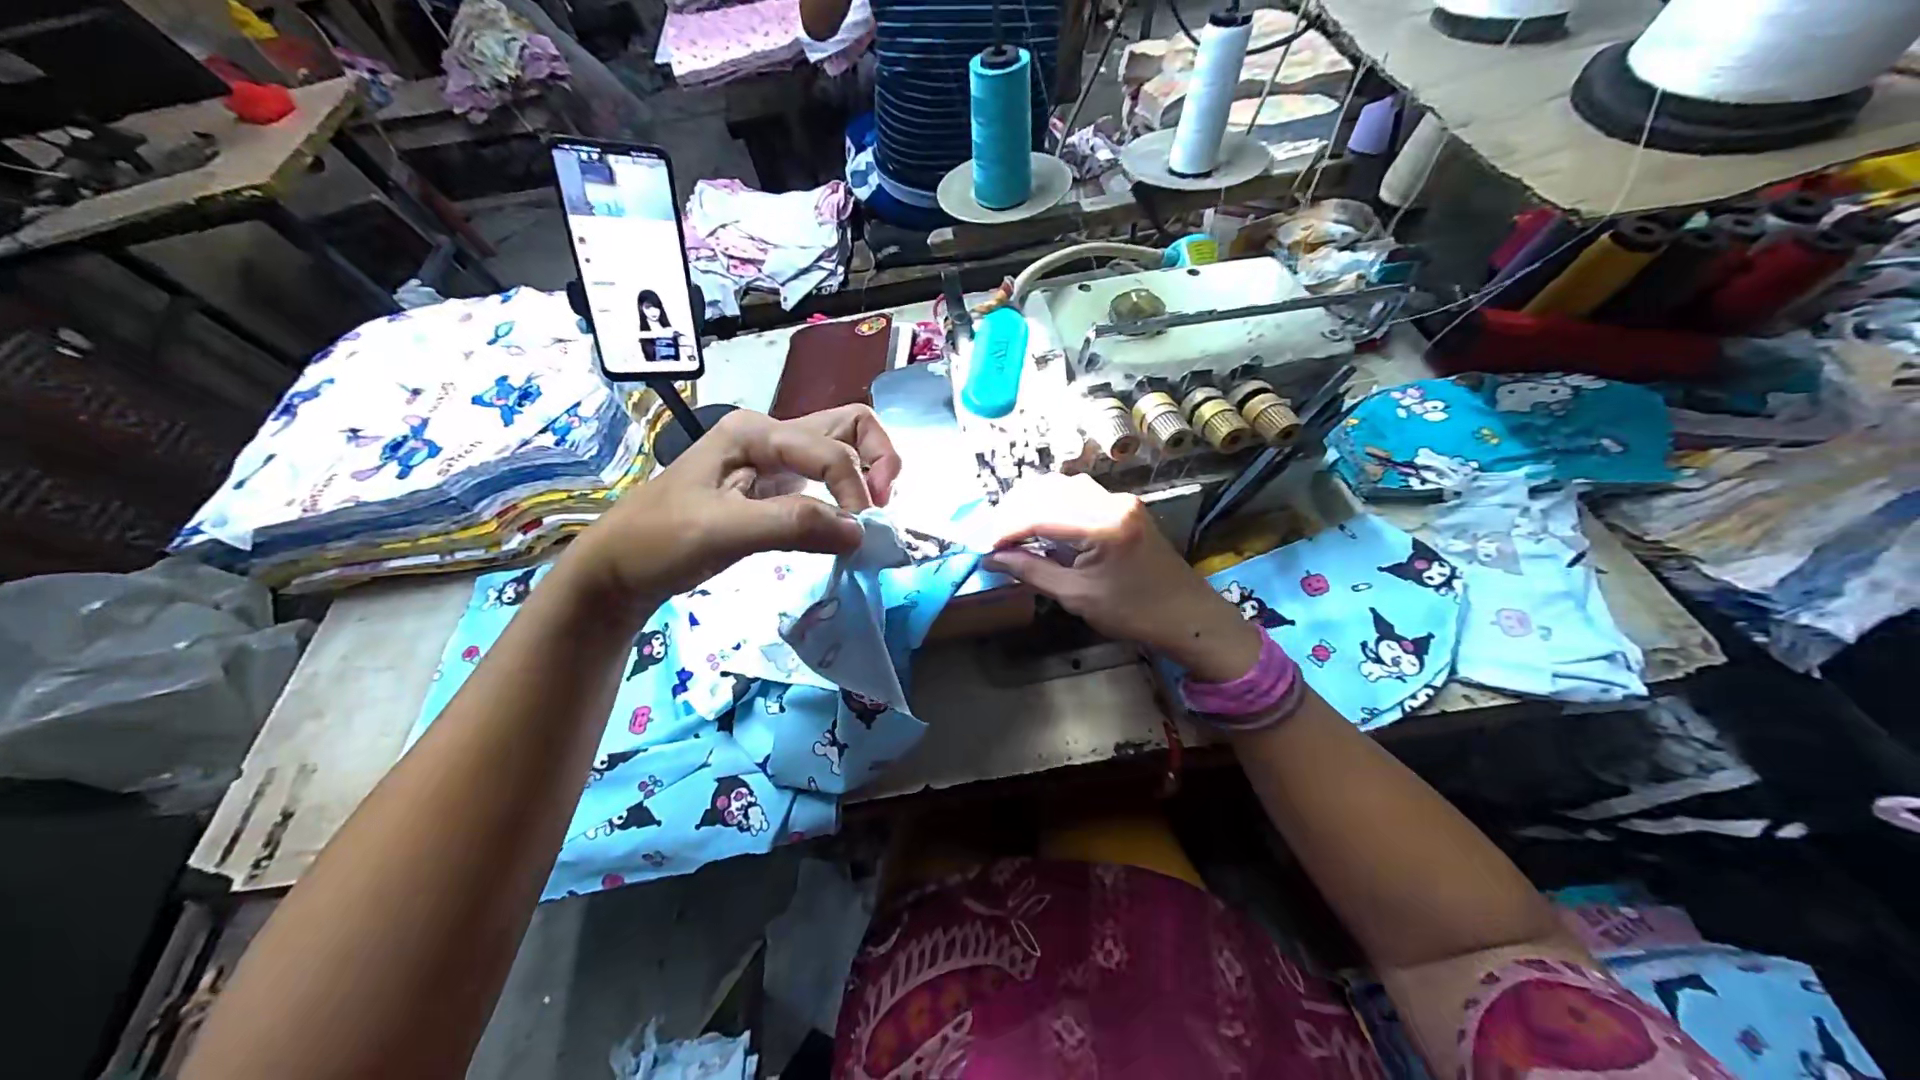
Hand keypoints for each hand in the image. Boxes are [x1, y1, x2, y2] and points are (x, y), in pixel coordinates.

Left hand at [567, 405, 901, 605]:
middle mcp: (769, 436)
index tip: (857, 536)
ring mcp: (774, 462)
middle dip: (878, 458)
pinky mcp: (775, 489)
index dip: (854, 489)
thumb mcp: (721, 531)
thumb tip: (860, 531)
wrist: (619, 567)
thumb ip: (791, 524)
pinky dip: (849, 495)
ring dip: (867, 473)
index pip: (830, 450)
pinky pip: (826, 481)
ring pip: (841, 449)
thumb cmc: (658, 542)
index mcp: (754, 432)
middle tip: (880, 506)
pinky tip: (847, 524)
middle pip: (848, 426)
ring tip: (869, 514)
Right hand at [985, 473, 1262, 682]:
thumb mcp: (1076, 596)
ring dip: (1035, 503)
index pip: (1040, 515)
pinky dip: (1055, 504)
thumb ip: (1032, 571)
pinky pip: (1081, 495)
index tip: (987, 546)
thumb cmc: (1133, 612)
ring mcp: (1121, 501)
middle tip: (995, 536)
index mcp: (1103, 525)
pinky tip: (1041, 523)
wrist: (1187, 615)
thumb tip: (995, 558)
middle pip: (1050, 491)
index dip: (1008, 529)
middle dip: (1017, 510)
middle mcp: (1113, 502)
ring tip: (1013, 528)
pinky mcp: (1125, 507)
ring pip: (1064, 487)